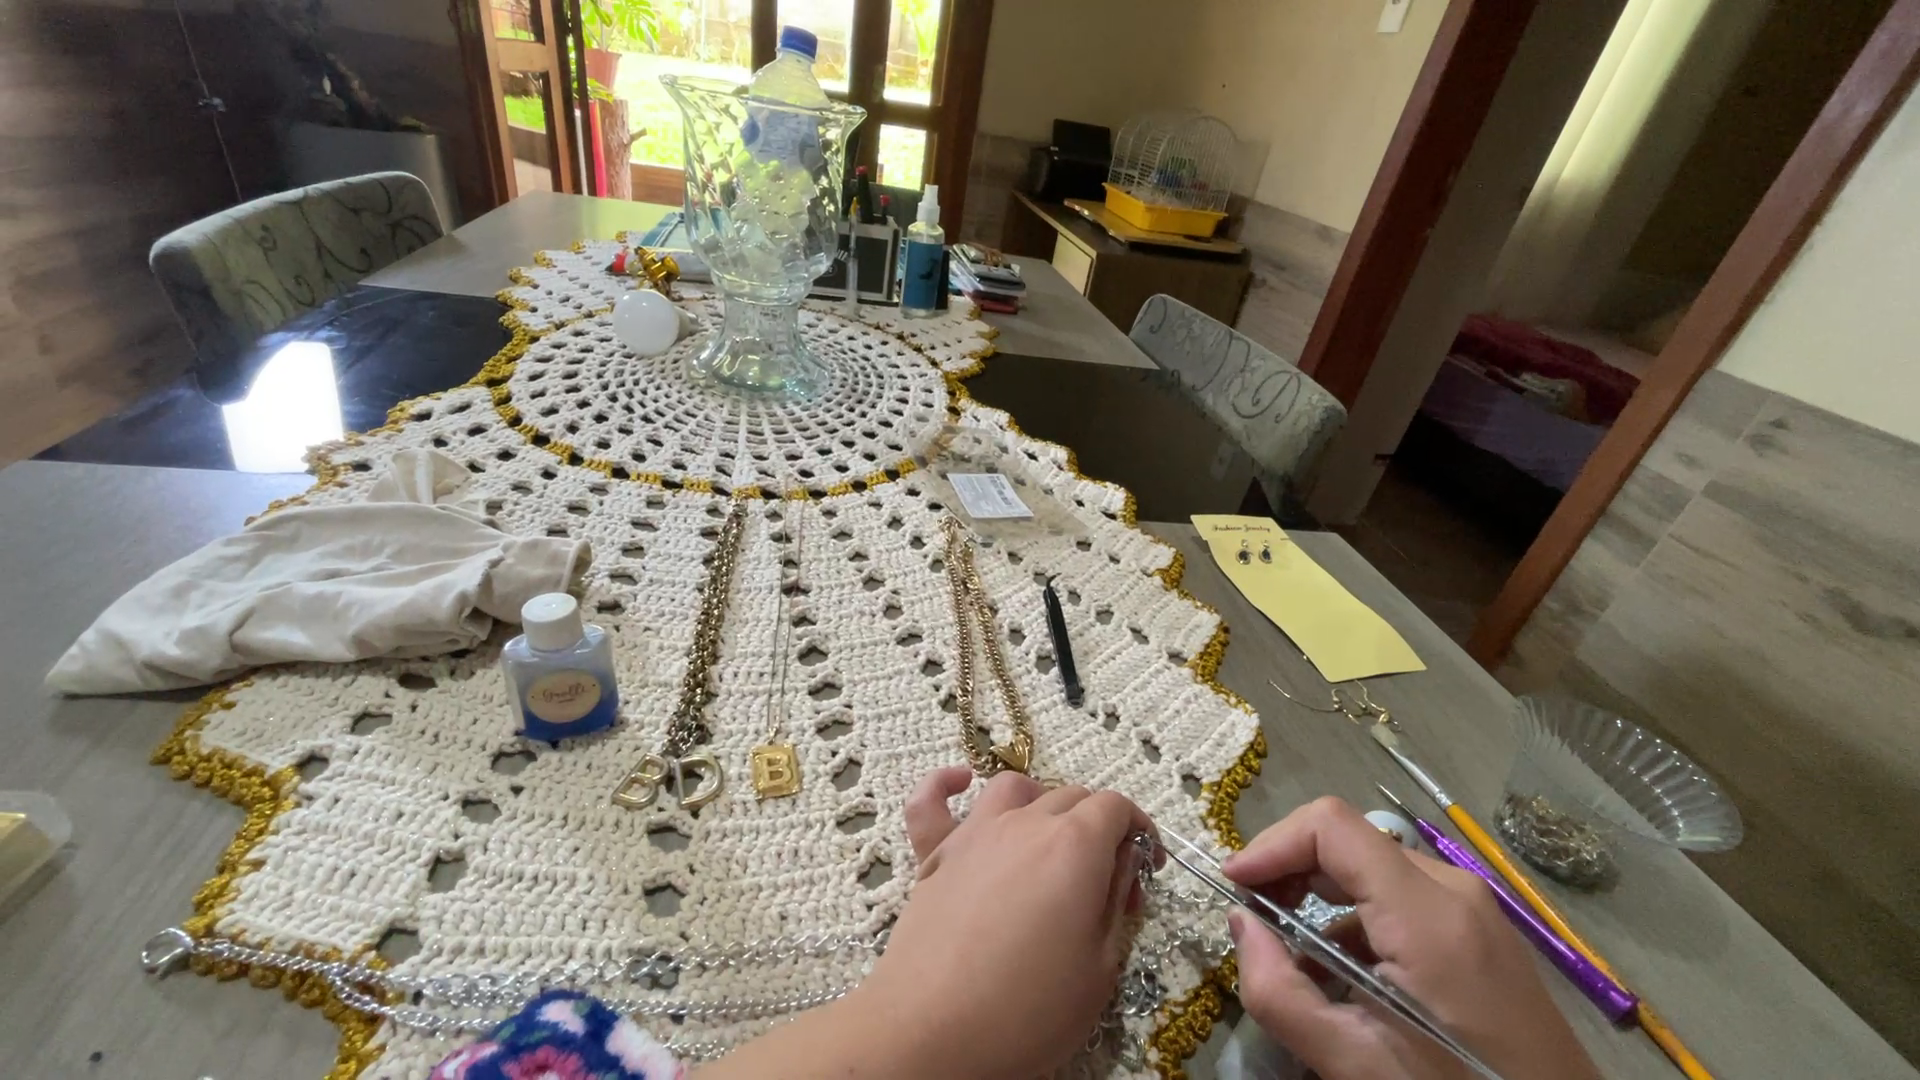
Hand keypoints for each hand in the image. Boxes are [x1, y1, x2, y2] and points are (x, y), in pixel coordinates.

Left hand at [856, 766, 1156, 1078]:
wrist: (934, 1033)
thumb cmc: (1030, 1010)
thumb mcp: (1101, 965)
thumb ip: (1117, 899)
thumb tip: (1124, 859)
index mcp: (1074, 845)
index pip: (1116, 806)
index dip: (1138, 830)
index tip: (1146, 868)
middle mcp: (1025, 822)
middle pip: (1071, 797)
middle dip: (1099, 828)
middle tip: (1107, 883)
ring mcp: (973, 832)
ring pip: (1015, 789)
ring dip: (1041, 802)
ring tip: (1049, 839)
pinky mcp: (932, 853)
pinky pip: (931, 801)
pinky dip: (944, 784)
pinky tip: (960, 783)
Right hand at [1224, 797, 1598, 1079]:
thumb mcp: (1356, 1064)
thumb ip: (1279, 992)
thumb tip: (1239, 922)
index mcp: (1427, 915)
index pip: (1330, 825)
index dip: (1270, 844)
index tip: (1234, 885)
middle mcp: (1453, 890)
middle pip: (1346, 838)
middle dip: (1286, 867)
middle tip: (1251, 915)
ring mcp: (1473, 907)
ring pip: (1368, 864)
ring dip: (1315, 891)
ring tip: (1288, 946)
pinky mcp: (1478, 928)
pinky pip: (1397, 894)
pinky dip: (1351, 915)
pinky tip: (1339, 967)